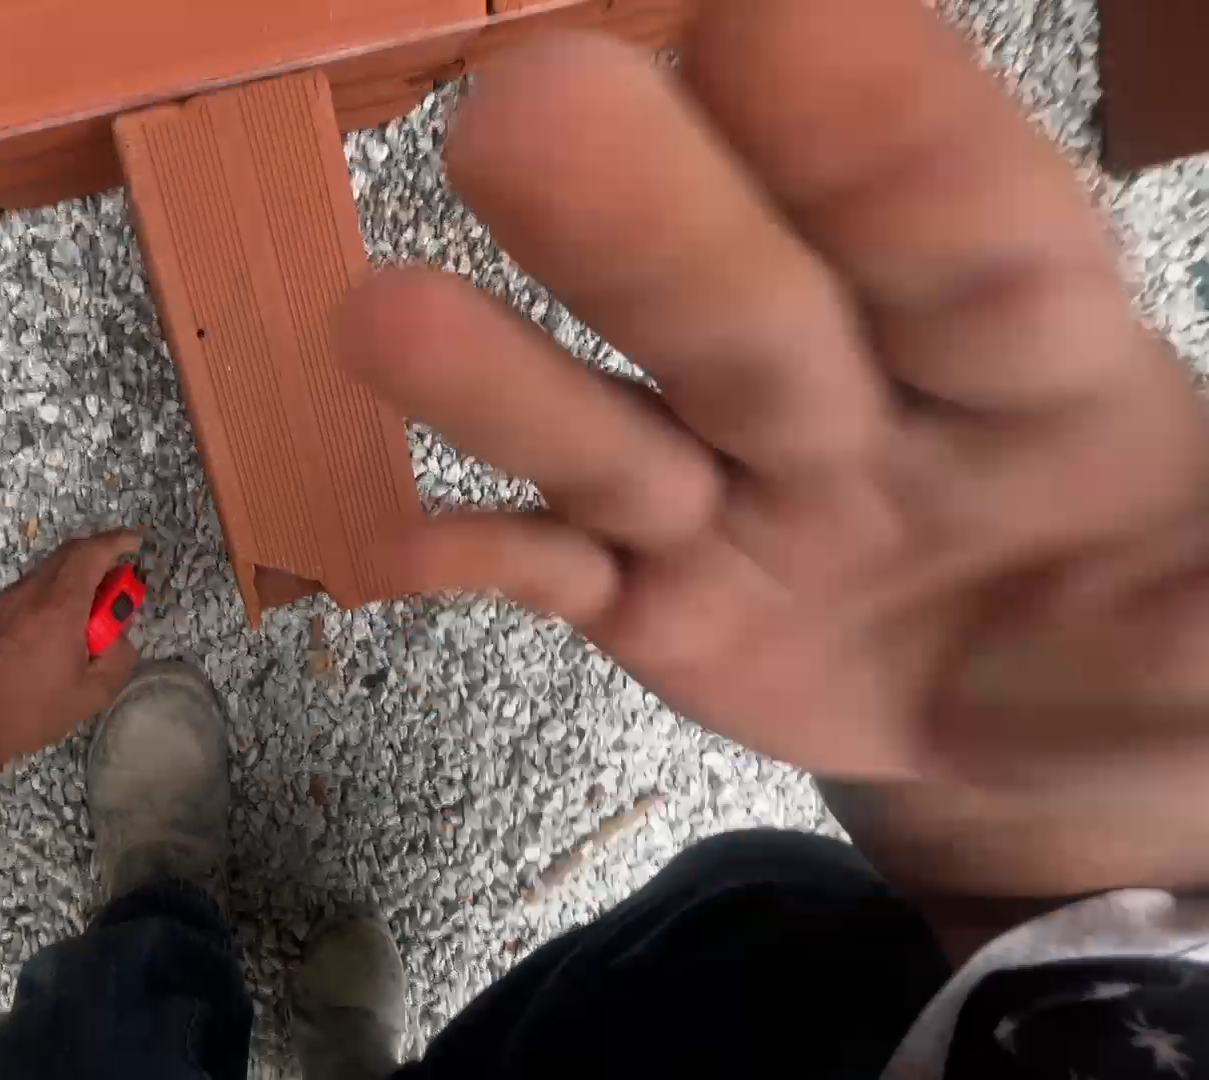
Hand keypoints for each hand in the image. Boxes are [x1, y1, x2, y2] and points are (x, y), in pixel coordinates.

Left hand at [0, 531, 141, 767]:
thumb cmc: (31, 710)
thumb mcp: (92, 693)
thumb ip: (119, 657)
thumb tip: (119, 636)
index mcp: (59, 606)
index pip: (92, 553)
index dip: (117, 541)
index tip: (134, 542)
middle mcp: (29, 592)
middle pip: (68, 554)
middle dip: (99, 558)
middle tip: (117, 586)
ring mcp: (3, 600)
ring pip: (46, 572)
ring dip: (73, 579)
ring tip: (86, 617)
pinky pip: (27, 590)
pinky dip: (50, 595)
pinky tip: (52, 632)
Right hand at [339, 0, 1208, 889]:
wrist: (1013, 742)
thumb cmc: (1144, 649)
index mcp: (1022, 369)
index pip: (948, 231)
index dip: (862, 124)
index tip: (749, 6)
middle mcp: (828, 415)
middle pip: (731, 315)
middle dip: (629, 221)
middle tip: (507, 106)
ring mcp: (711, 514)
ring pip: (600, 441)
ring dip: (493, 383)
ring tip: (376, 318)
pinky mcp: (633, 604)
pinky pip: (545, 576)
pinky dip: (477, 557)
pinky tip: (403, 540)